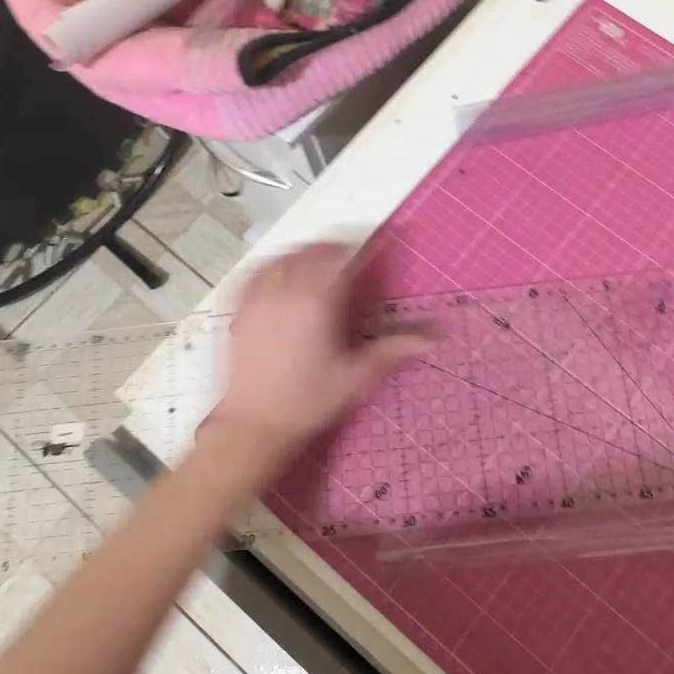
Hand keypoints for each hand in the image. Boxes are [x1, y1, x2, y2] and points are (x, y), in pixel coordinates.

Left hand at [202, 243, 432, 487]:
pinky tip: (277, 274)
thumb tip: (434, 337)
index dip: (361, 250)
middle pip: (311, 251)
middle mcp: (286, 291)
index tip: (375, 249)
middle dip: (333, 249)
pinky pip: (253, 273)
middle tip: (349, 259)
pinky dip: (269, 266)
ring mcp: (258, 298)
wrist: (256, 424)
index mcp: (318, 301)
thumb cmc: (310, 400)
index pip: (343, 258)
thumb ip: (394, 349)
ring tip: (316, 264)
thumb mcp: (357, 375)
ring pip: (281, 257)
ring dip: (302, 254)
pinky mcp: (239, 310)